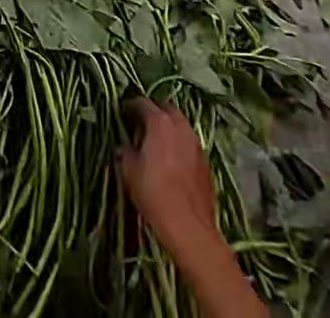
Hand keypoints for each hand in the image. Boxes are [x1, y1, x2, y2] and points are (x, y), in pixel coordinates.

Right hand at [120, 101, 268, 317]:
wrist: (189, 226)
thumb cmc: (154, 193)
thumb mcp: (129, 171)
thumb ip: (125, 152)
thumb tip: (125, 146)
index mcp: (160, 123)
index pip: (143, 103)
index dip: (130, 106)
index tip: (122, 111)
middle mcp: (181, 126)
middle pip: (166, 109)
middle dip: (154, 112)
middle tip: (141, 123)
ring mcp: (196, 143)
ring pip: (181, 125)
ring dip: (169, 127)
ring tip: (157, 141)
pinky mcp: (206, 161)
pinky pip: (189, 143)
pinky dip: (179, 144)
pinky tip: (172, 159)